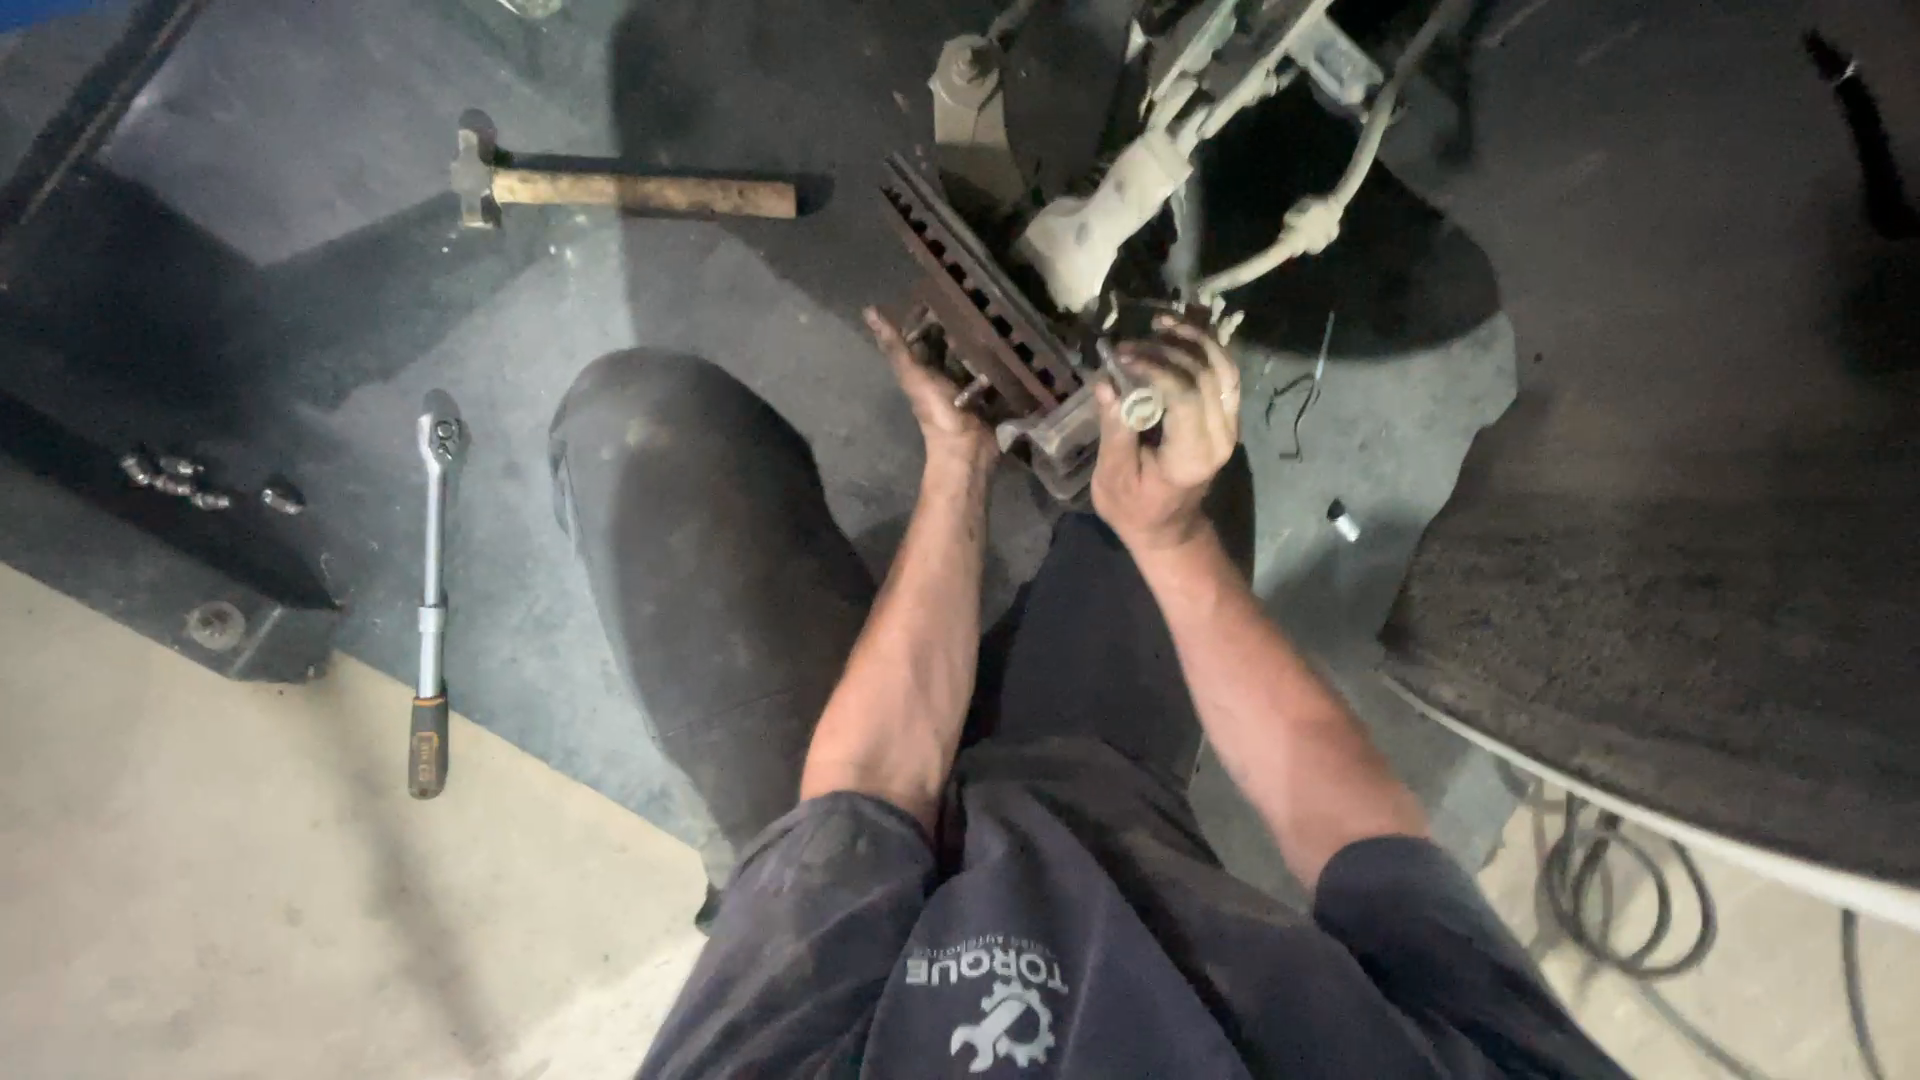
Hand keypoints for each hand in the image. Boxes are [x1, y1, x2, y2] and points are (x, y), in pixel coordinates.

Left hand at [864, 306, 997, 468]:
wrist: (966, 447)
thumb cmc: (936, 410)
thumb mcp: (913, 373)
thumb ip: (895, 345)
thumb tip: (868, 311)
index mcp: (921, 368)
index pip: (922, 334)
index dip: (928, 314)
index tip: (944, 287)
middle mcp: (942, 374)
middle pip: (949, 343)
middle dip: (959, 324)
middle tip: (976, 298)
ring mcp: (966, 385)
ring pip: (972, 355)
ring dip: (981, 340)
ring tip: (996, 314)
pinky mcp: (988, 394)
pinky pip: (993, 373)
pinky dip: (999, 362)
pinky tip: (1010, 342)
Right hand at [1091, 316, 1239, 552]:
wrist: (1170, 530)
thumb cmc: (1135, 509)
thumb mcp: (1114, 477)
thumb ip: (1115, 429)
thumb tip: (1106, 382)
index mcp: (1192, 456)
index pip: (1186, 395)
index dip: (1155, 368)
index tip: (1122, 357)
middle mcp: (1220, 438)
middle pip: (1206, 374)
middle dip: (1167, 350)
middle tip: (1129, 345)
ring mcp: (1229, 427)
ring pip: (1224, 367)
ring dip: (1193, 340)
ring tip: (1159, 323)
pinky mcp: (1226, 419)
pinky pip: (1225, 374)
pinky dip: (1205, 350)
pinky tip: (1180, 335)